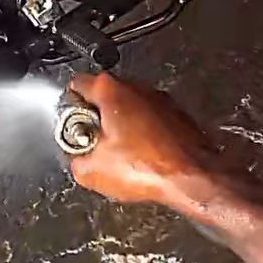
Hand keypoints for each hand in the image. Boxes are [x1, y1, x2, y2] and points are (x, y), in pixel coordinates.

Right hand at [65, 73, 229, 210]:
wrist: (193, 178)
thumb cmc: (149, 167)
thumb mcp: (91, 170)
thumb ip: (74, 157)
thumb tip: (77, 158)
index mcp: (110, 90)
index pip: (76, 84)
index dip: (68, 107)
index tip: (70, 124)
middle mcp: (136, 87)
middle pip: (103, 96)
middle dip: (95, 118)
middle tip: (93, 144)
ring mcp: (159, 99)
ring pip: (128, 108)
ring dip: (120, 126)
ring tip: (120, 155)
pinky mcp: (176, 115)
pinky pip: (149, 120)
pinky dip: (142, 134)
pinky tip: (142, 158)